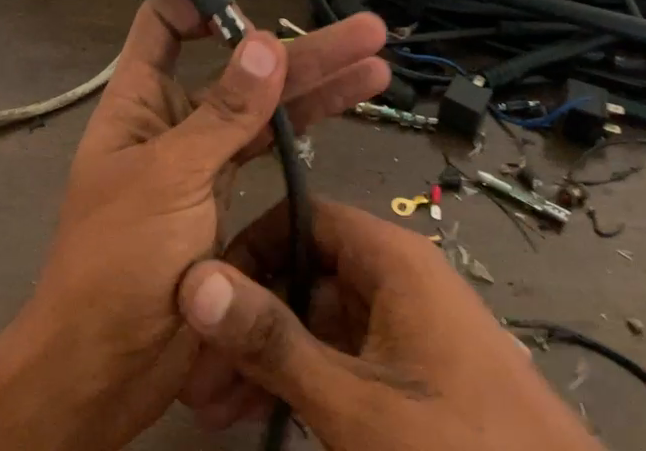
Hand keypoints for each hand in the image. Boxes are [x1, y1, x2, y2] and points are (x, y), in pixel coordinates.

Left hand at [4, 0, 387, 447]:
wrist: (105, 364)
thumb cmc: (119, 260)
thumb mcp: (170, 178)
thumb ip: (222, 113)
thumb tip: (264, 43)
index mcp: (138, 103)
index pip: (163, 29)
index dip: (202, 7)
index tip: (251, 10)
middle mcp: (173, 122)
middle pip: (240, 70)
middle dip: (301, 51)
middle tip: (366, 32)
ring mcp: (203, 162)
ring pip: (265, 110)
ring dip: (319, 86)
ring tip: (378, 64)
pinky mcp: (228, 202)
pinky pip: (270, 153)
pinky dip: (307, 131)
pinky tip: (349, 108)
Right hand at [176, 198, 603, 450]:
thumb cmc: (452, 441)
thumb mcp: (352, 400)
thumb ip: (272, 341)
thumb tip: (193, 281)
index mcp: (391, 259)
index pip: (303, 217)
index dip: (248, 247)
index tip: (202, 295)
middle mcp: (396, 280)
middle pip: (303, 273)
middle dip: (247, 320)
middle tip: (194, 374)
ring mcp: (404, 328)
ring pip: (316, 322)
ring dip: (265, 358)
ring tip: (209, 407)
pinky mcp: (410, 372)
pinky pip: (340, 357)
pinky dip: (298, 380)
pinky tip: (254, 414)